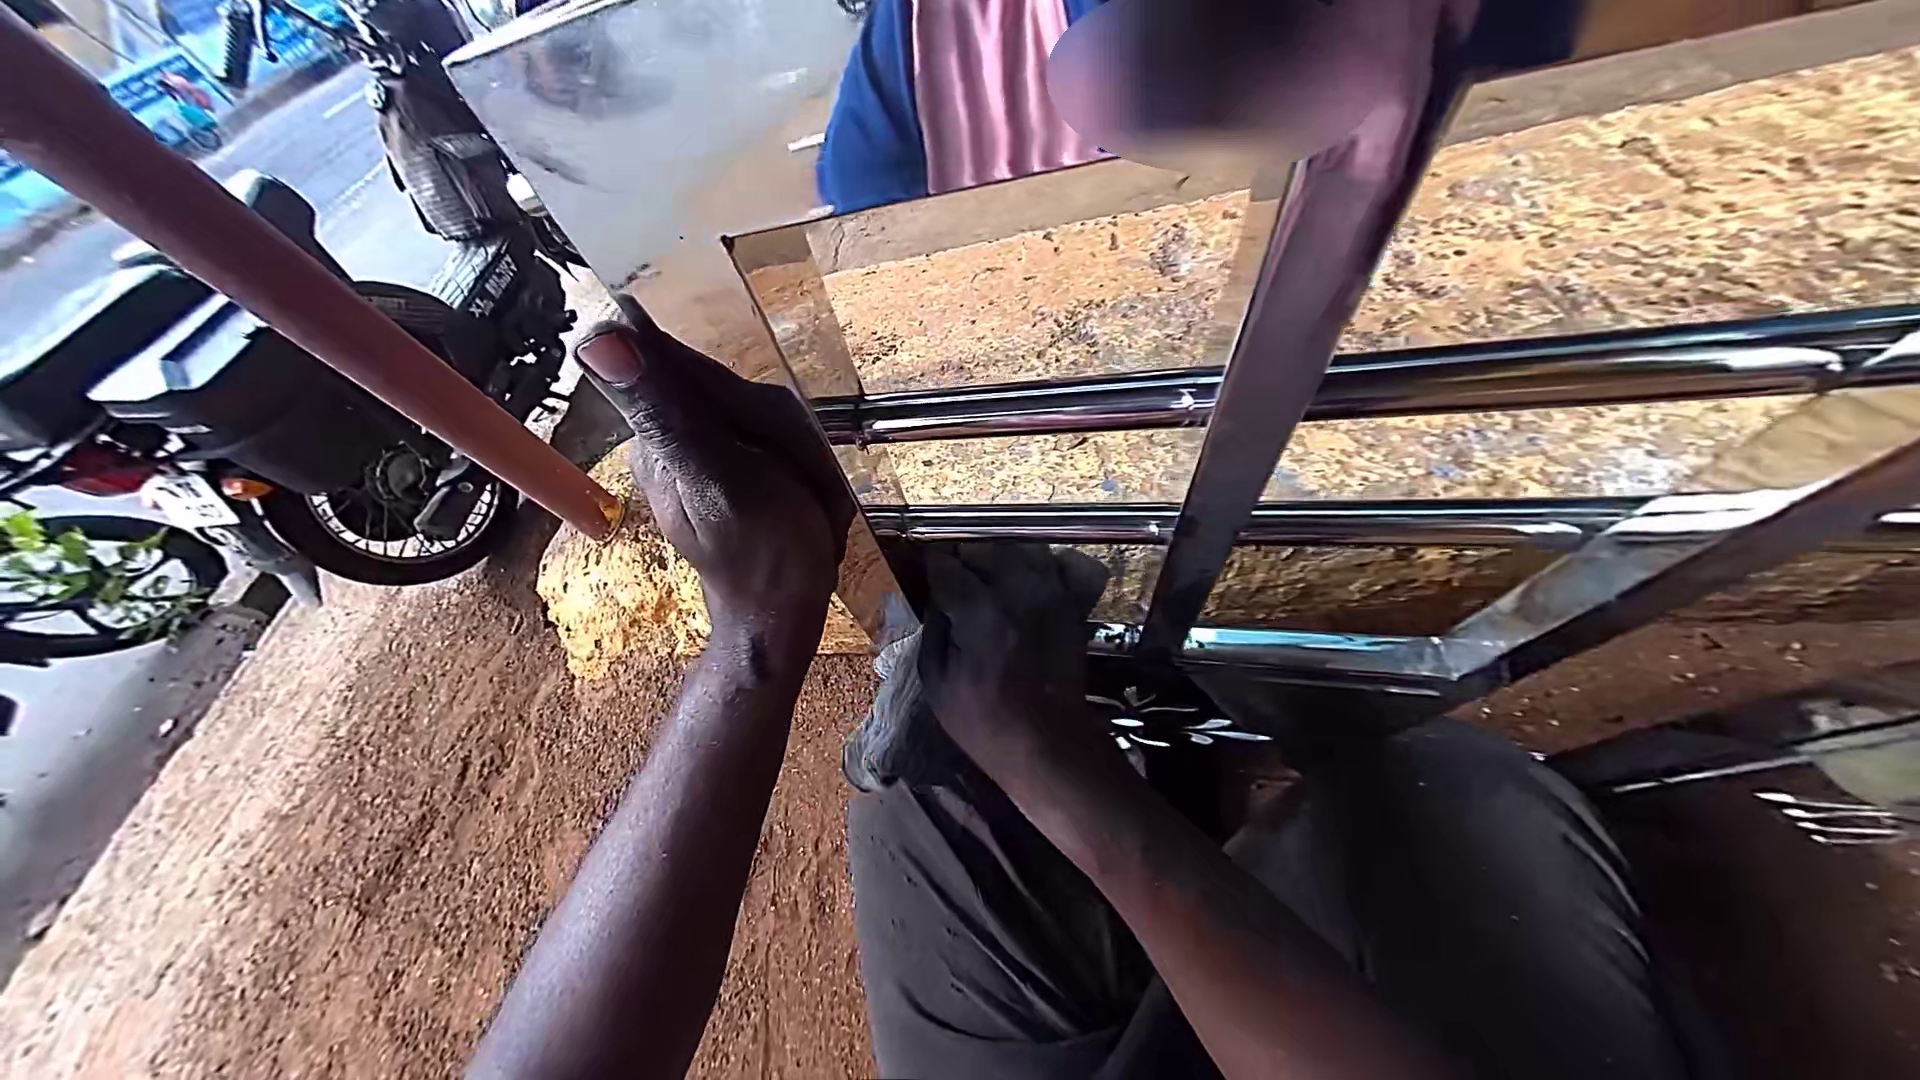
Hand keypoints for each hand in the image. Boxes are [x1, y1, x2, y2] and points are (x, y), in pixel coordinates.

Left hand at [575, 297, 852, 661]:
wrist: (784, 612)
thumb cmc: (764, 557)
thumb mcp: (723, 482)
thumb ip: (674, 416)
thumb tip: (596, 341)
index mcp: (658, 434)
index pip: (709, 374)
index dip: (764, 410)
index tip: (791, 462)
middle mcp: (675, 434)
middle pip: (750, 397)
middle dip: (792, 440)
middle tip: (807, 490)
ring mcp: (708, 448)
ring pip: (776, 420)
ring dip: (806, 459)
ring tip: (811, 500)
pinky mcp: (735, 462)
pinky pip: (784, 442)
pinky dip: (805, 468)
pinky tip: (809, 496)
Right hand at [916, 543, 1109, 766]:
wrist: (1047, 742)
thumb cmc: (984, 720)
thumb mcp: (936, 681)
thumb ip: (933, 629)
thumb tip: (937, 597)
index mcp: (979, 612)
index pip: (947, 565)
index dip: (933, 564)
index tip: (928, 569)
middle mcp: (1018, 592)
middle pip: (986, 549)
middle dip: (966, 558)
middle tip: (956, 577)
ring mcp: (1051, 596)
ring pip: (1023, 550)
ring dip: (1002, 557)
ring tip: (990, 577)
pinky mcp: (1072, 606)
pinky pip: (1067, 566)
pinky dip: (1049, 565)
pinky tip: (1032, 581)